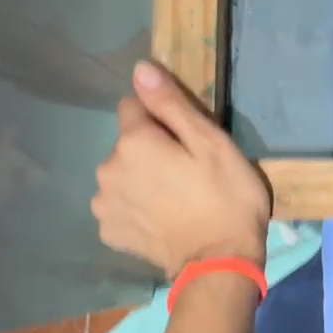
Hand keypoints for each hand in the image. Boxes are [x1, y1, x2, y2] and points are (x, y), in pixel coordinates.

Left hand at [92, 61, 270, 279]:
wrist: (220, 263)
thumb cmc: (227, 197)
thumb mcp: (212, 144)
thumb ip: (173, 105)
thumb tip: (139, 69)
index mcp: (134, 142)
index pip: (134, 107)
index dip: (165, 118)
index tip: (191, 138)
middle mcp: (107, 168)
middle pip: (128, 145)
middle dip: (152, 151)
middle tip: (191, 171)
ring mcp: (104, 204)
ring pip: (123, 175)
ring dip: (143, 180)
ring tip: (179, 198)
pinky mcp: (110, 232)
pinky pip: (122, 206)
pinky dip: (139, 208)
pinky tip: (166, 219)